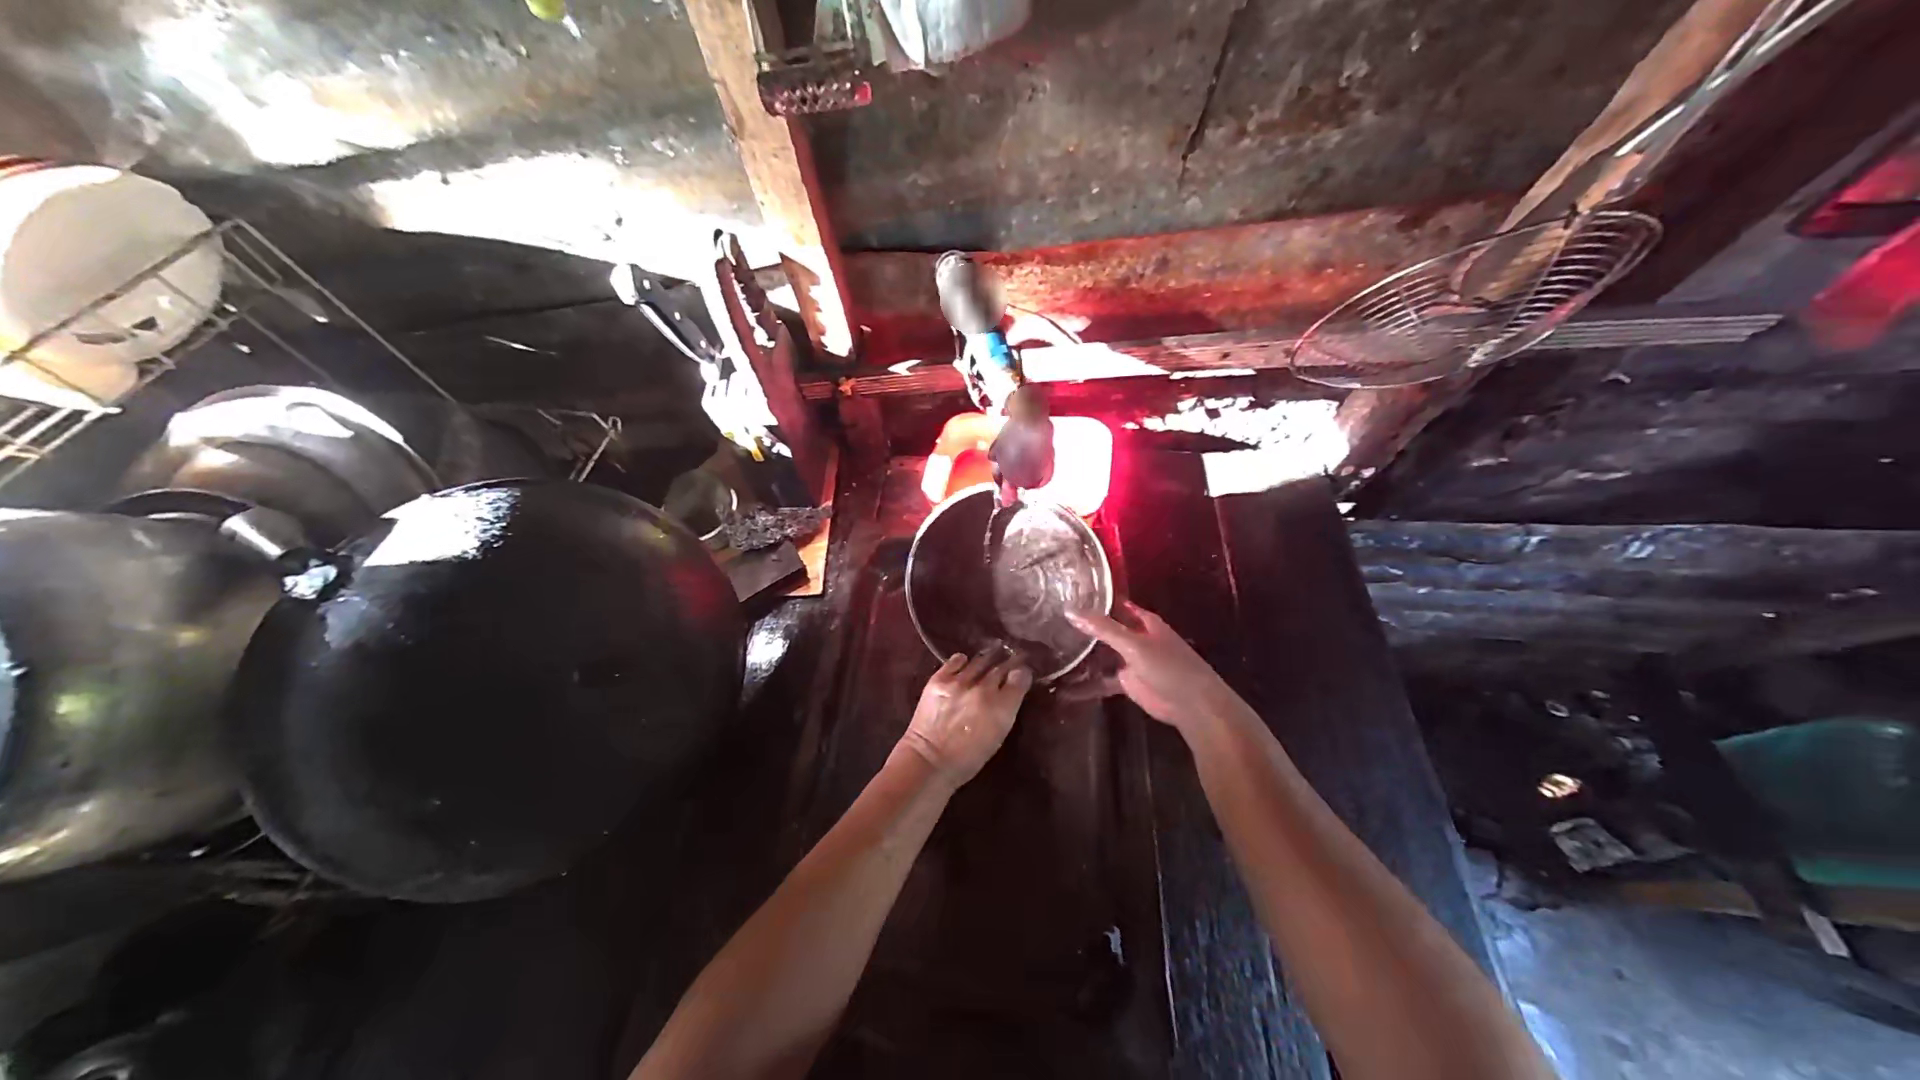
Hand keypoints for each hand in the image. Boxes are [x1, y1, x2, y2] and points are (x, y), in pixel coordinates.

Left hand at [900, 649, 1032, 786]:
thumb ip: (1006, 710)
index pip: (1020, 678)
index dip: (1022, 673)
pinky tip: (964, 664)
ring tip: (991, 656)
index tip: (1022, 673)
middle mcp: (983, 689)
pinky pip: (955, 661)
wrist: (929, 761)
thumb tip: (1011, 691)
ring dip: (988, 659)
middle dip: (1009, 662)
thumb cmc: (968, 759)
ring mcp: (959, 682)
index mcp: (1001, 708)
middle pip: (1002, 666)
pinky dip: (962, 662)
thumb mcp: (998, 736)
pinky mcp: (939, 679)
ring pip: (980, 661)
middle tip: (1012, 658)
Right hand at [1067, 601, 1249, 736]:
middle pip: (1105, 630)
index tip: (1067, 595)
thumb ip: (1103, 628)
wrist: (1191, 704)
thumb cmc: (1168, 666)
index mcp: (1143, 622)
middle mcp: (1136, 637)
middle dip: (1083, 628)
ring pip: (1102, 655)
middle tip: (1050, 623)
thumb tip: (1070, 611)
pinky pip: (1102, 680)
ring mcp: (1130, 660)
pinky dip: (1086, 684)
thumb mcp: (1134, 643)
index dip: (1095, 601)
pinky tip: (1064, 688)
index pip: (1115, 605)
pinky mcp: (1127, 682)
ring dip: (1082, 656)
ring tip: (1050, 652)